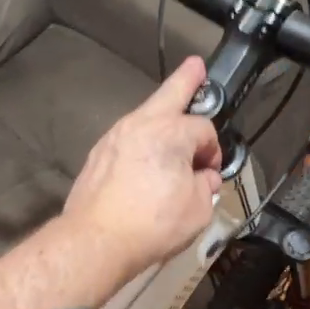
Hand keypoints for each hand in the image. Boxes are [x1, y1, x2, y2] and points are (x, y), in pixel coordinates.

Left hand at [60, 57, 222, 274]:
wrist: (97, 240)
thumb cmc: (151, 224)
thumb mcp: (198, 209)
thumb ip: (205, 187)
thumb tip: (203, 179)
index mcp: (171, 133)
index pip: (204, 130)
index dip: (213, 150)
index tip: (210, 172)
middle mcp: (141, 126)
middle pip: (170, 94)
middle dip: (186, 79)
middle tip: (196, 68)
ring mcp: (115, 138)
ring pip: (144, 118)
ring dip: (160, 116)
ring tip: (172, 121)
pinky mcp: (98, 156)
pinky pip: (127, 140)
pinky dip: (140, 143)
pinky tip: (146, 161)